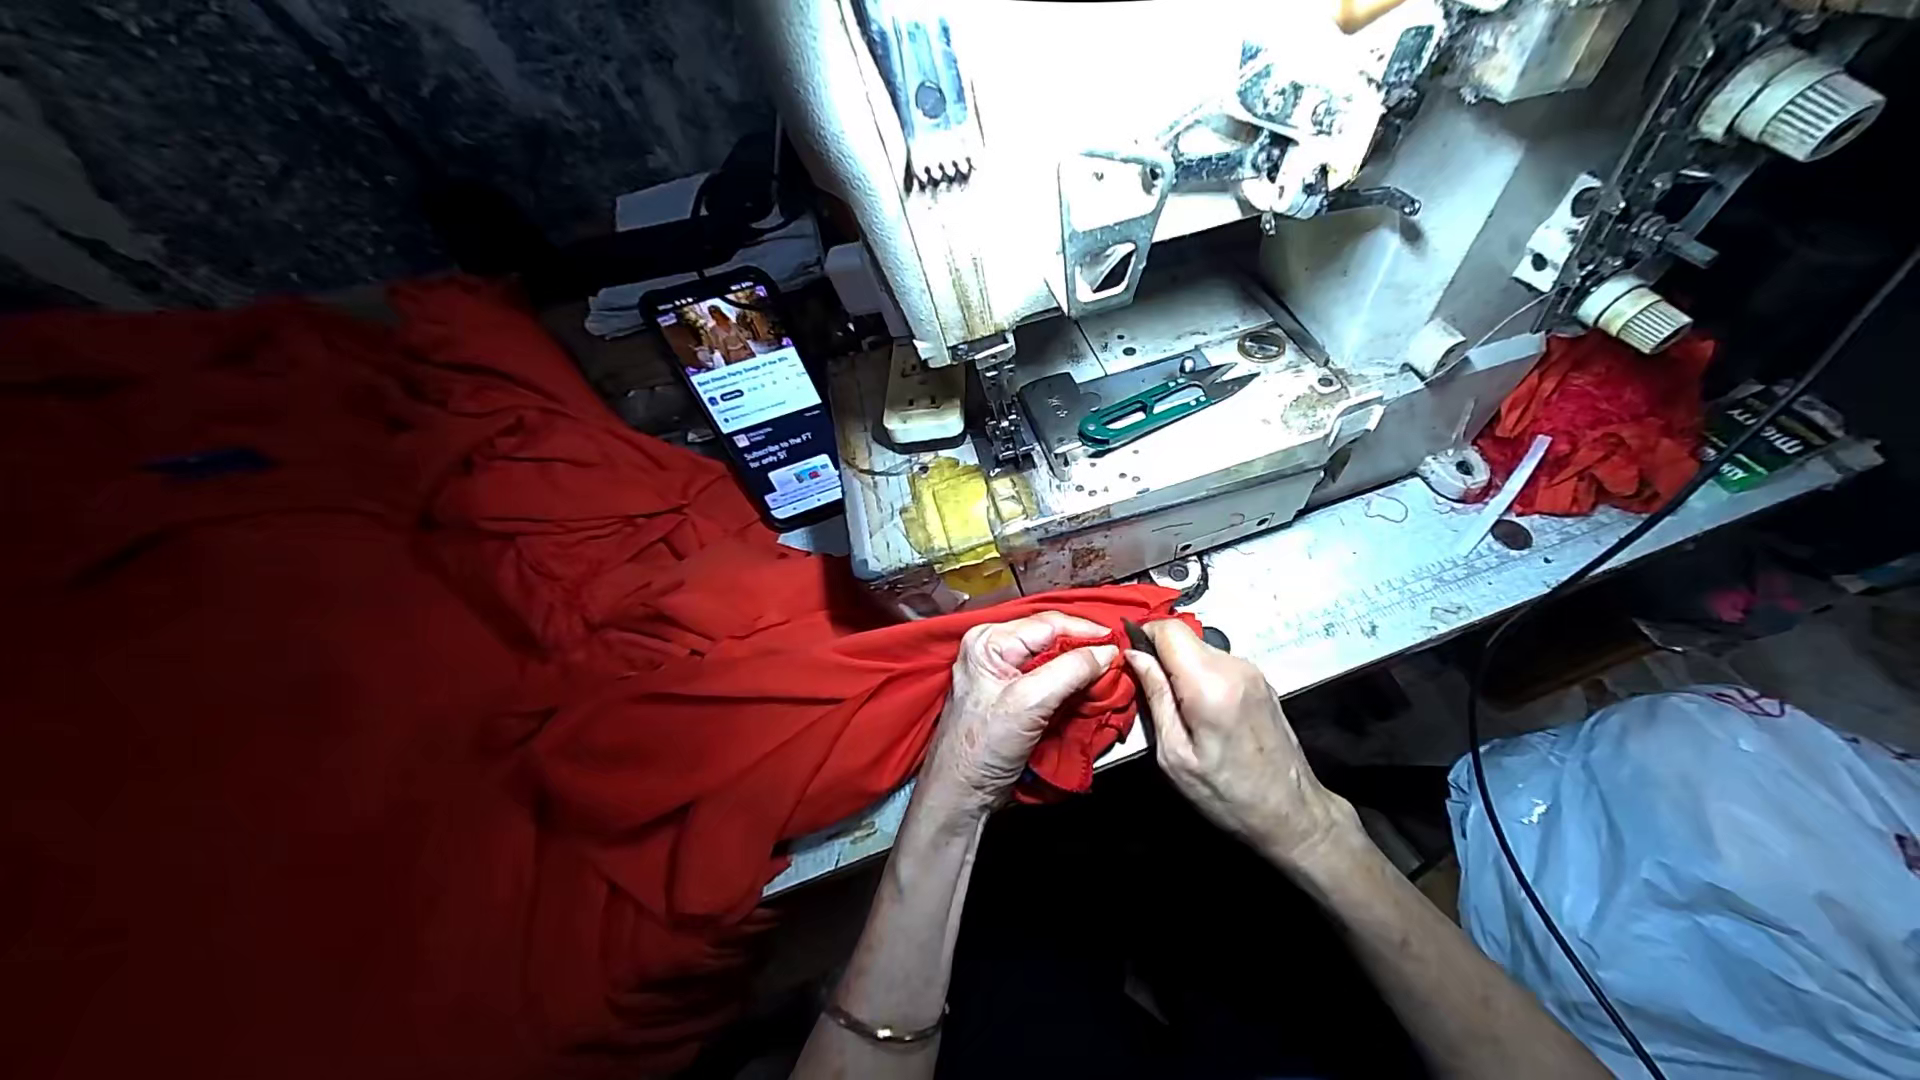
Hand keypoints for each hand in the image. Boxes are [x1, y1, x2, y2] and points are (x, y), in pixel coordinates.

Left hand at [920, 612, 1118, 816]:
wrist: (961, 792)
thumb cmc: (980, 749)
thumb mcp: (1028, 704)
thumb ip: (1069, 671)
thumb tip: (1105, 651)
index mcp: (989, 640)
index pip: (1049, 623)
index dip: (1087, 631)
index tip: (1117, 643)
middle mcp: (993, 647)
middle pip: (1053, 638)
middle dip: (1085, 650)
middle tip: (1116, 662)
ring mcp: (1002, 670)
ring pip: (1053, 657)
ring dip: (1080, 668)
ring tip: (1107, 676)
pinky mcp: (1011, 692)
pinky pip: (1048, 677)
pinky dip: (1070, 683)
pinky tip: (1087, 691)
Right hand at [1125, 620, 1360, 871]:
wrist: (1292, 813)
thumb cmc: (1228, 794)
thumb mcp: (1175, 754)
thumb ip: (1155, 696)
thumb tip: (1134, 656)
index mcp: (1210, 684)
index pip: (1167, 628)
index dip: (1142, 636)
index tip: (1129, 659)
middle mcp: (1234, 667)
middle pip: (1182, 636)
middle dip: (1158, 654)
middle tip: (1147, 690)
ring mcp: (1251, 671)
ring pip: (1198, 648)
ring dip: (1179, 666)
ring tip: (1175, 707)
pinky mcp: (1259, 680)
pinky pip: (1216, 662)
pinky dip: (1198, 674)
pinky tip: (1199, 709)